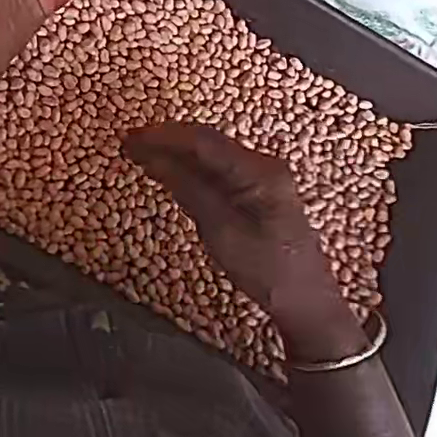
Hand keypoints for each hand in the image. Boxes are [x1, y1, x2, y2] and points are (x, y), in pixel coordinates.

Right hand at [125, 122, 365, 355]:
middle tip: (130, 143)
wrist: (306, 300)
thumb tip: (153, 158)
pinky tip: (169, 171)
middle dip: (167, 140)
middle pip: (207, 142)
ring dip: (176, 153)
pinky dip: (190, 169)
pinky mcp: (257, 189)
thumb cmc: (266, 270)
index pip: (203, 141)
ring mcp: (262, 176)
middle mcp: (263, 164)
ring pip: (211, 154)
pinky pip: (218, 170)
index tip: (132, 138)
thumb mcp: (221, 231)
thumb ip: (189, 189)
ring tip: (141, 154)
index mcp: (259, 171)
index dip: (164, 136)